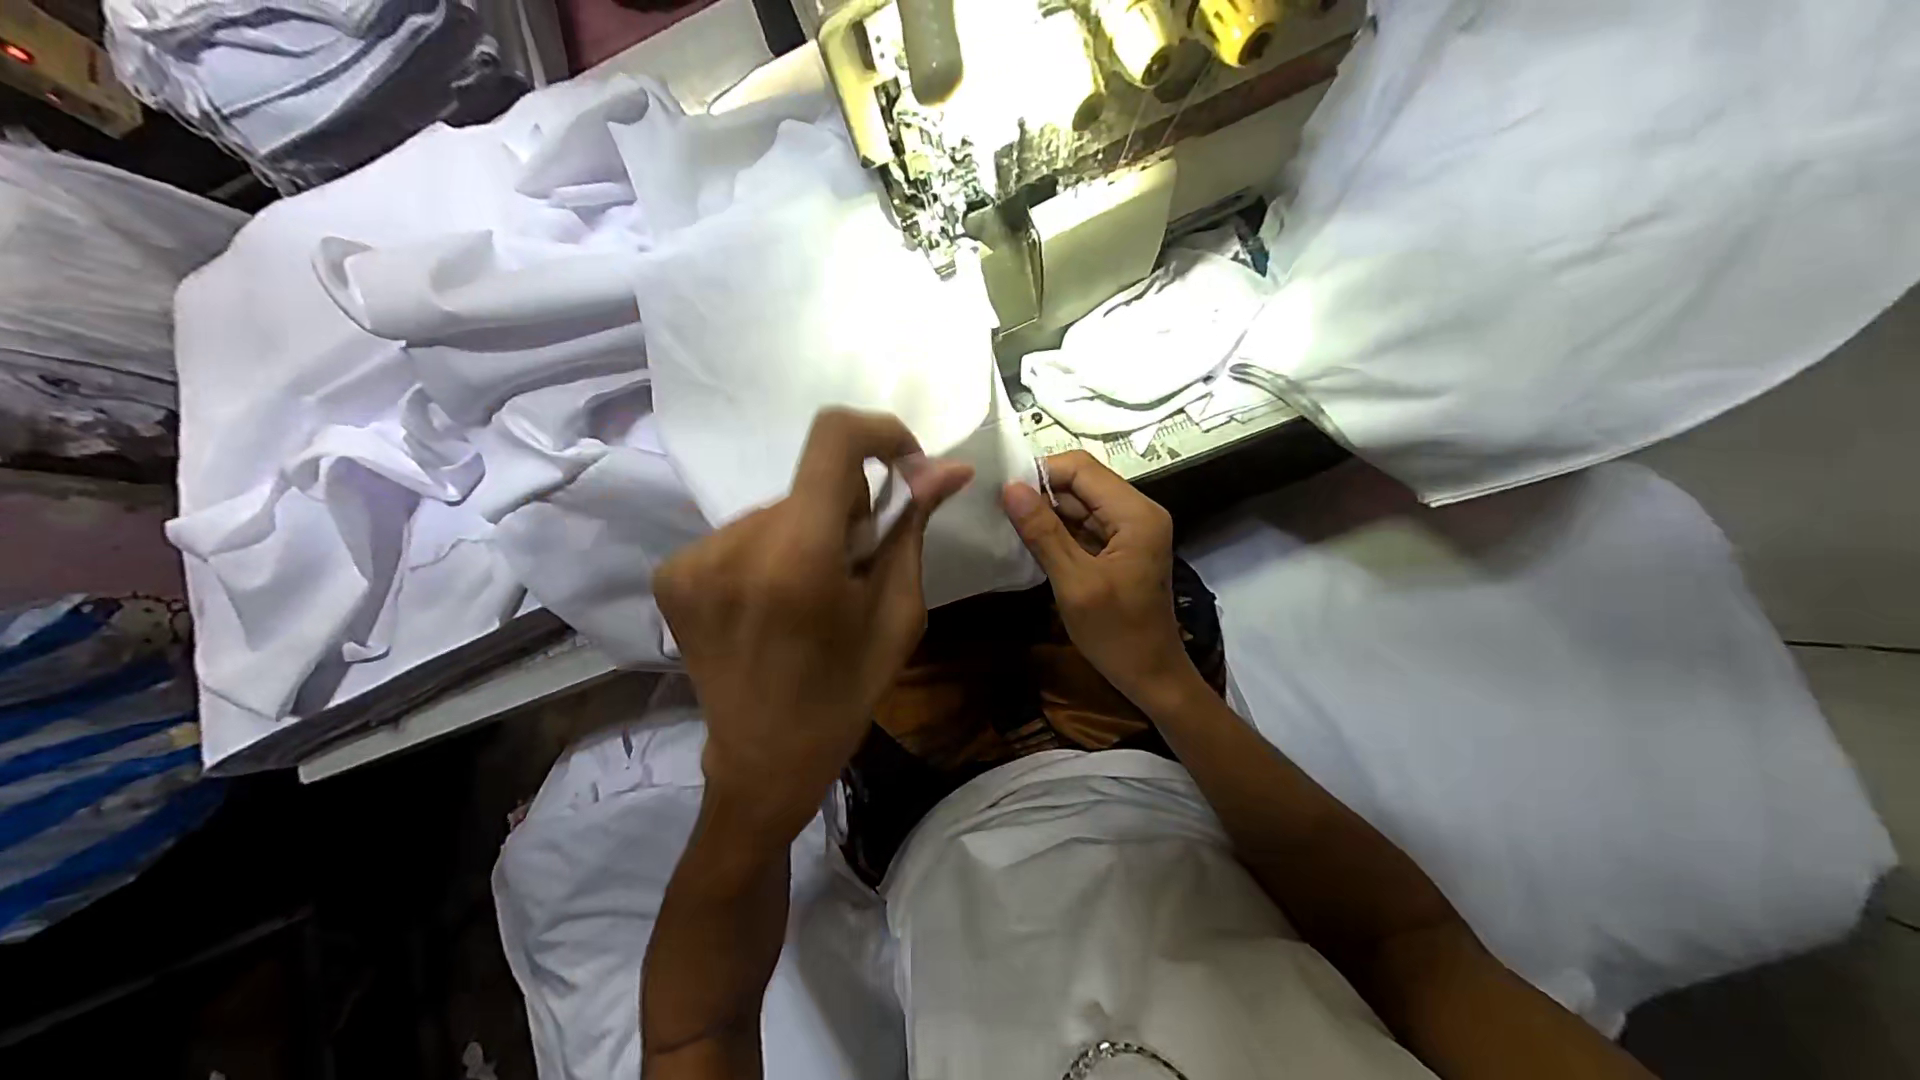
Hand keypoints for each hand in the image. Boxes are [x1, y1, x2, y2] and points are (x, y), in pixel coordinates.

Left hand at [654, 408, 972, 842]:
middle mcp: (734, 546)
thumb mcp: (898, 613)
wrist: (764, 760)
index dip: (878, 433)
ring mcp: (691, 559)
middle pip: (810, 481)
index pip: (833, 438)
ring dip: (806, 532)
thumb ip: (913, 527)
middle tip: (856, 566)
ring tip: (812, 595)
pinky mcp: (670, 573)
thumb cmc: (846, 693)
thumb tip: (947, 468)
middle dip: (846, 509)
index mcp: (799, 559)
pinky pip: (741, 533)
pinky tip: (773, 603)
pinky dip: (769, 553)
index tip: (904, 465)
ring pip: (777, 509)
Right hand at [1000, 450, 1201, 713]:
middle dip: (1040, 493)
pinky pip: (1083, 525)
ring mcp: (1129, 530)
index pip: (1082, 469)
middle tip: (997, 509)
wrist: (1151, 676)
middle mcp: (1136, 512)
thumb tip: (1009, 489)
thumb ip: (1043, 532)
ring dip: (1046, 512)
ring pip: (1079, 504)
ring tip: (1007, 524)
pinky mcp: (1119, 547)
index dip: (1041, 473)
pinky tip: (1029, 541)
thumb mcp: (1074, 583)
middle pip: (1081, 483)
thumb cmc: (1116, 634)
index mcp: (1135, 513)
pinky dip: (1057, 531)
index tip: (1002, 492)